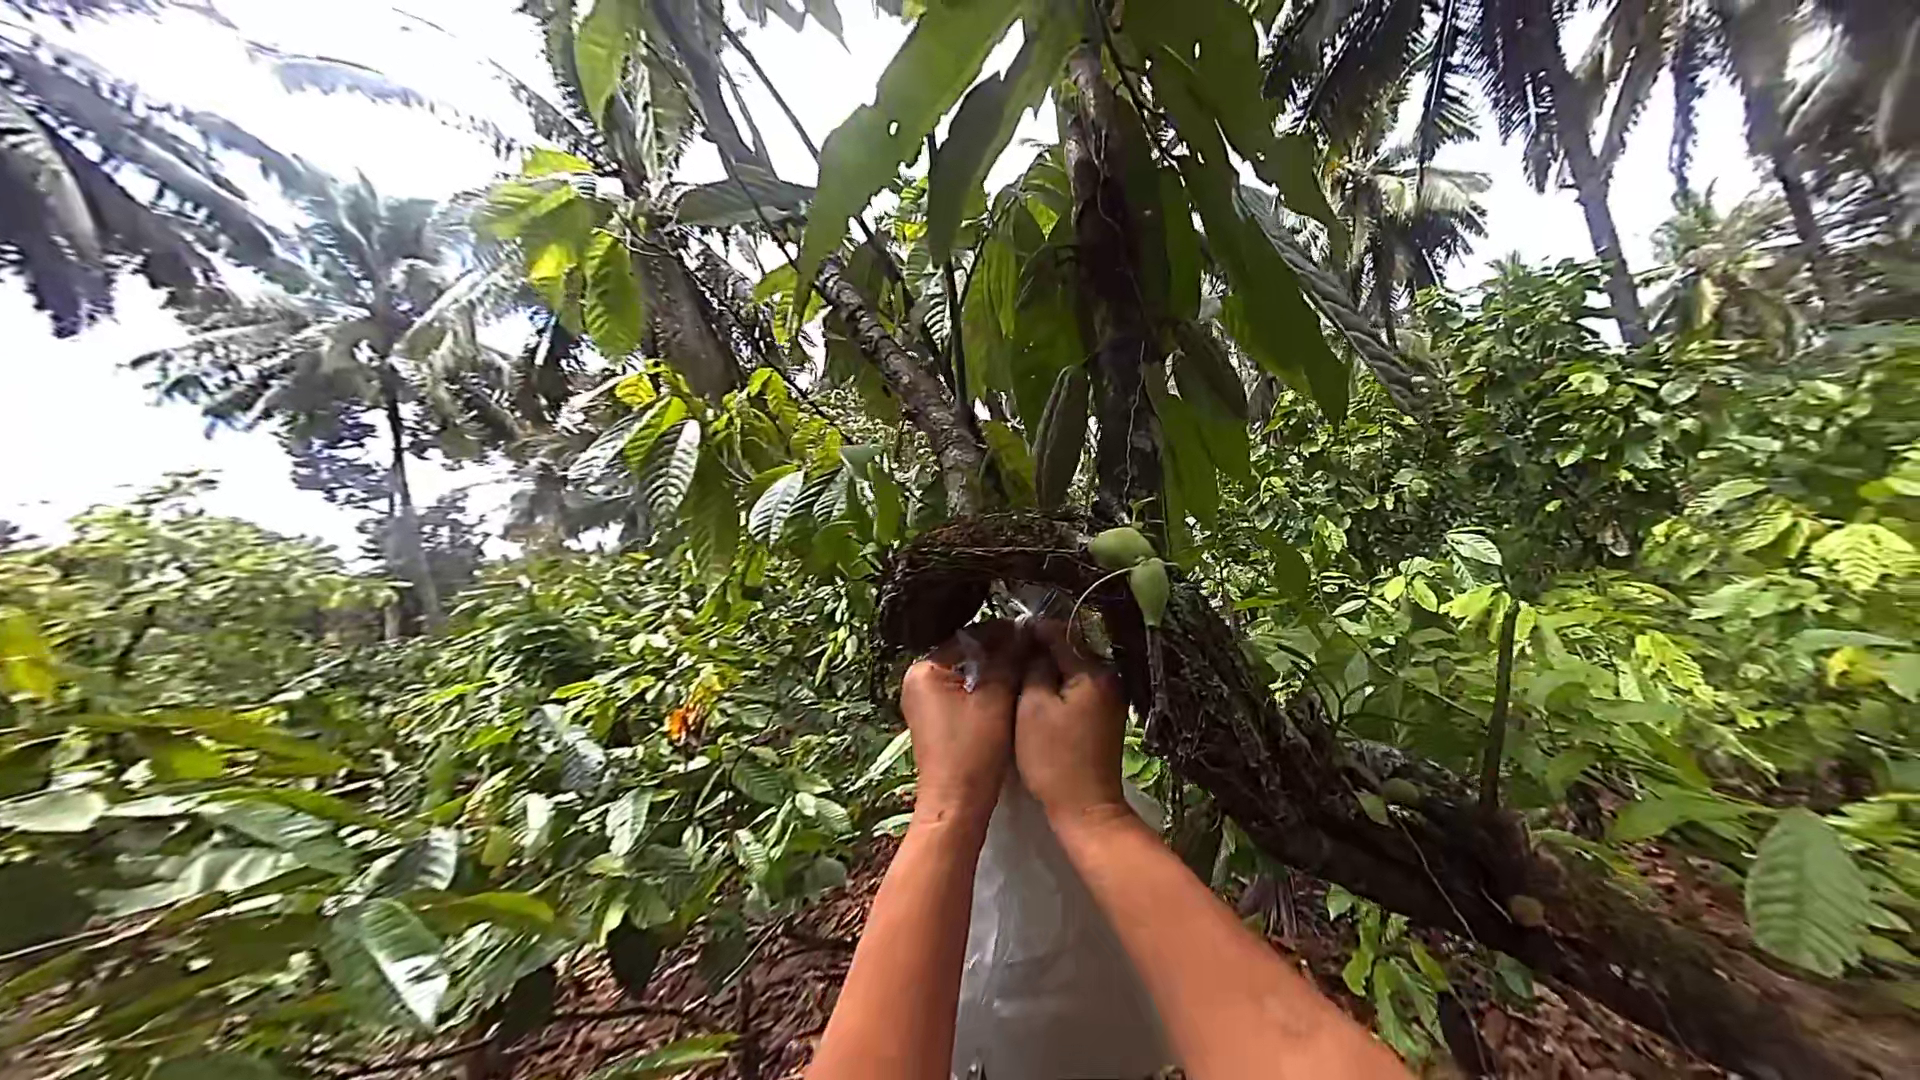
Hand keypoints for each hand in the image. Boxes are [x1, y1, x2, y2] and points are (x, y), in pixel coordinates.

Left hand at [899, 620, 1022, 827]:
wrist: (957, 804)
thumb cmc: (973, 748)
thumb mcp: (996, 697)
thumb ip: (1008, 658)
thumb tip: (1023, 630)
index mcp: (923, 670)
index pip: (968, 637)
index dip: (1002, 634)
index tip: (1030, 632)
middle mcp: (917, 681)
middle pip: (966, 655)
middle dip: (999, 653)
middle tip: (1031, 651)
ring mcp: (924, 703)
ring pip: (967, 676)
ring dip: (994, 673)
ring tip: (1025, 669)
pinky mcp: (935, 721)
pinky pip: (962, 694)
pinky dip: (985, 691)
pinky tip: (1009, 692)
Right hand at [1015, 619, 1129, 828]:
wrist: (1086, 809)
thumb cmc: (1054, 758)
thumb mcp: (1032, 707)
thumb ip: (1032, 668)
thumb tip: (1031, 644)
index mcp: (1093, 671)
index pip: (1060, 633)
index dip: (1031, 629)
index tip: (1004, 633)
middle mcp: (1108, 678)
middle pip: (1068, 649)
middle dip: (1038, 648)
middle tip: (1006, 652)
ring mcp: (1109, 697)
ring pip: (1071, 668)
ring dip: (1047, 666)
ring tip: (1016, 670)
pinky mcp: (1103, 715)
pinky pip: (1077, 687)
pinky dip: (1057, 684)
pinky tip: (1035, 691)